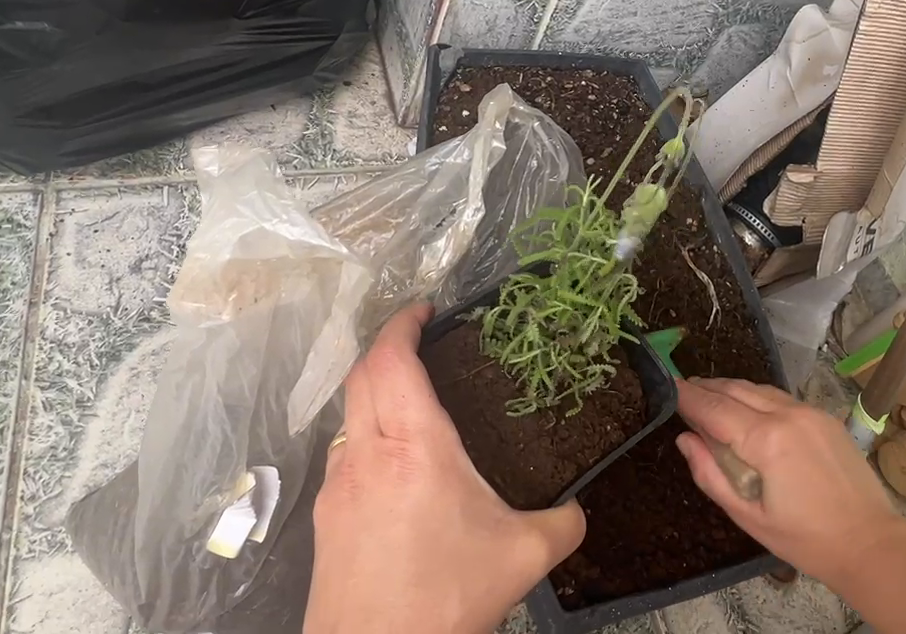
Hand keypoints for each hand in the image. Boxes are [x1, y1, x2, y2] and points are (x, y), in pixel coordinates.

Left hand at [305, 302, 585, 633]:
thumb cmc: (444, 596)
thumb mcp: (524, 555)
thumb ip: (563, 521)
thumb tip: (580, 509)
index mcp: (413, 444)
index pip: (391, 359)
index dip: (403, 324)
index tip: (426, 309)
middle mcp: (366, 453)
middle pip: (361, 374)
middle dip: (388, 345)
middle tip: (423, 340)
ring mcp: (336, 488)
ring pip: (348, 414)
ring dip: (374, 390)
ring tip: (412, 398)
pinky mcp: (324, 521)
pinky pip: (343, 454)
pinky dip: (366, 433)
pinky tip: (395, 465)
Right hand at [672, 377, 905, 584]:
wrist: (870, 541)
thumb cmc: (805, 540)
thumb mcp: (749, 517)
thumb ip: (711, 475)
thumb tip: (686, 439)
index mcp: (766, 441)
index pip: (715, 408)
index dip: (689, 396)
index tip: (667, 386)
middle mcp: (786, 414)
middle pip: (736, 389)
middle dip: (707, 387)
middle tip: (683, 388)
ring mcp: (808, 411)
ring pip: (758, 389)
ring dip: (731, 389)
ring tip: (709, 395)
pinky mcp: (823, 415)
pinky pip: (780, 397)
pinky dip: (756, 396)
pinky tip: (747, 408)